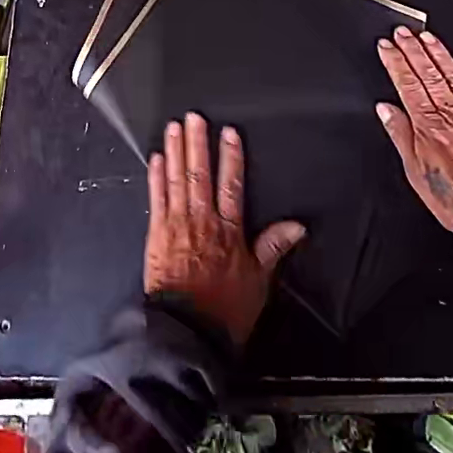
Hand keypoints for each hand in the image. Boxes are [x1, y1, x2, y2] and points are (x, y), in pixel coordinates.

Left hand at [145, 113, 306, 346]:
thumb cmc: (225, 309)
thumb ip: (273, 248)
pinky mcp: (156, 234)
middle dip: (197, 143)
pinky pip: (156, 199)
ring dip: (176, 152)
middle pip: (200, 174)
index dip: (231, 157)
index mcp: (228, 230)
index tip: (228, 132)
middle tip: (194, 116)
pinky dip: (155, 177)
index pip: (231, 184)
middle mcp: (202, 220)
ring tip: (175, 127)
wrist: (185, 335)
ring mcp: (176, 225)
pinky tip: (156, 158)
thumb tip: (297, 226)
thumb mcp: (258, 281)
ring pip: (177, 180)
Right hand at [376, 27, 452, 230]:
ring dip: (441, 54)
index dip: (395, 62)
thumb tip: (386, 110)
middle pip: (429, 74)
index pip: (407, 85)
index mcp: (429, 126)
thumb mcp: (416, 173)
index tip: (387, 46)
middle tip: (403, 31)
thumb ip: (401, 136)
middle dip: (414, 50)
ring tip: (429, 37)